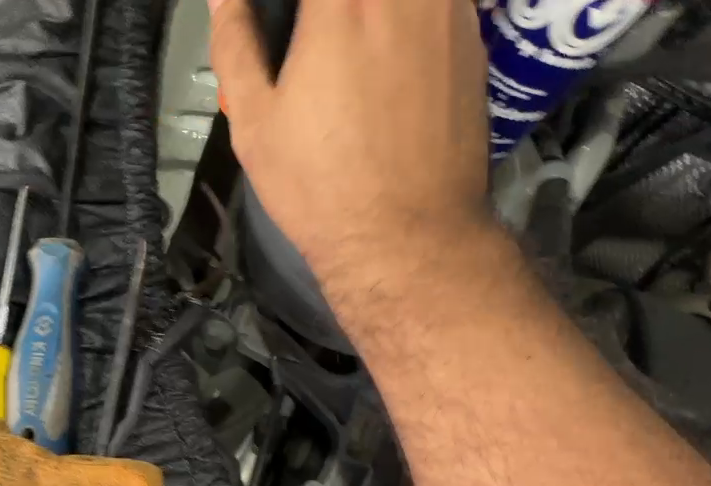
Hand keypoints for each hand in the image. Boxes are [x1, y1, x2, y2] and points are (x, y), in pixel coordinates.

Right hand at [207, 0, 494, 296]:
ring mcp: (447, 8)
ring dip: (366, 17)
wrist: (405, 237)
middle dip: (325, 13)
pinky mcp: (474, 38)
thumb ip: (236, 45)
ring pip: (397, 1)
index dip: (291, 6)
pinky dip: (405, 21)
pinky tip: (385, 64)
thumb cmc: (319, 187)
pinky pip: (434, 4)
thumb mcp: (254, 124)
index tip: (276, 21)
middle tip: (304, 37)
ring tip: (344, 56)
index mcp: (340, 2)